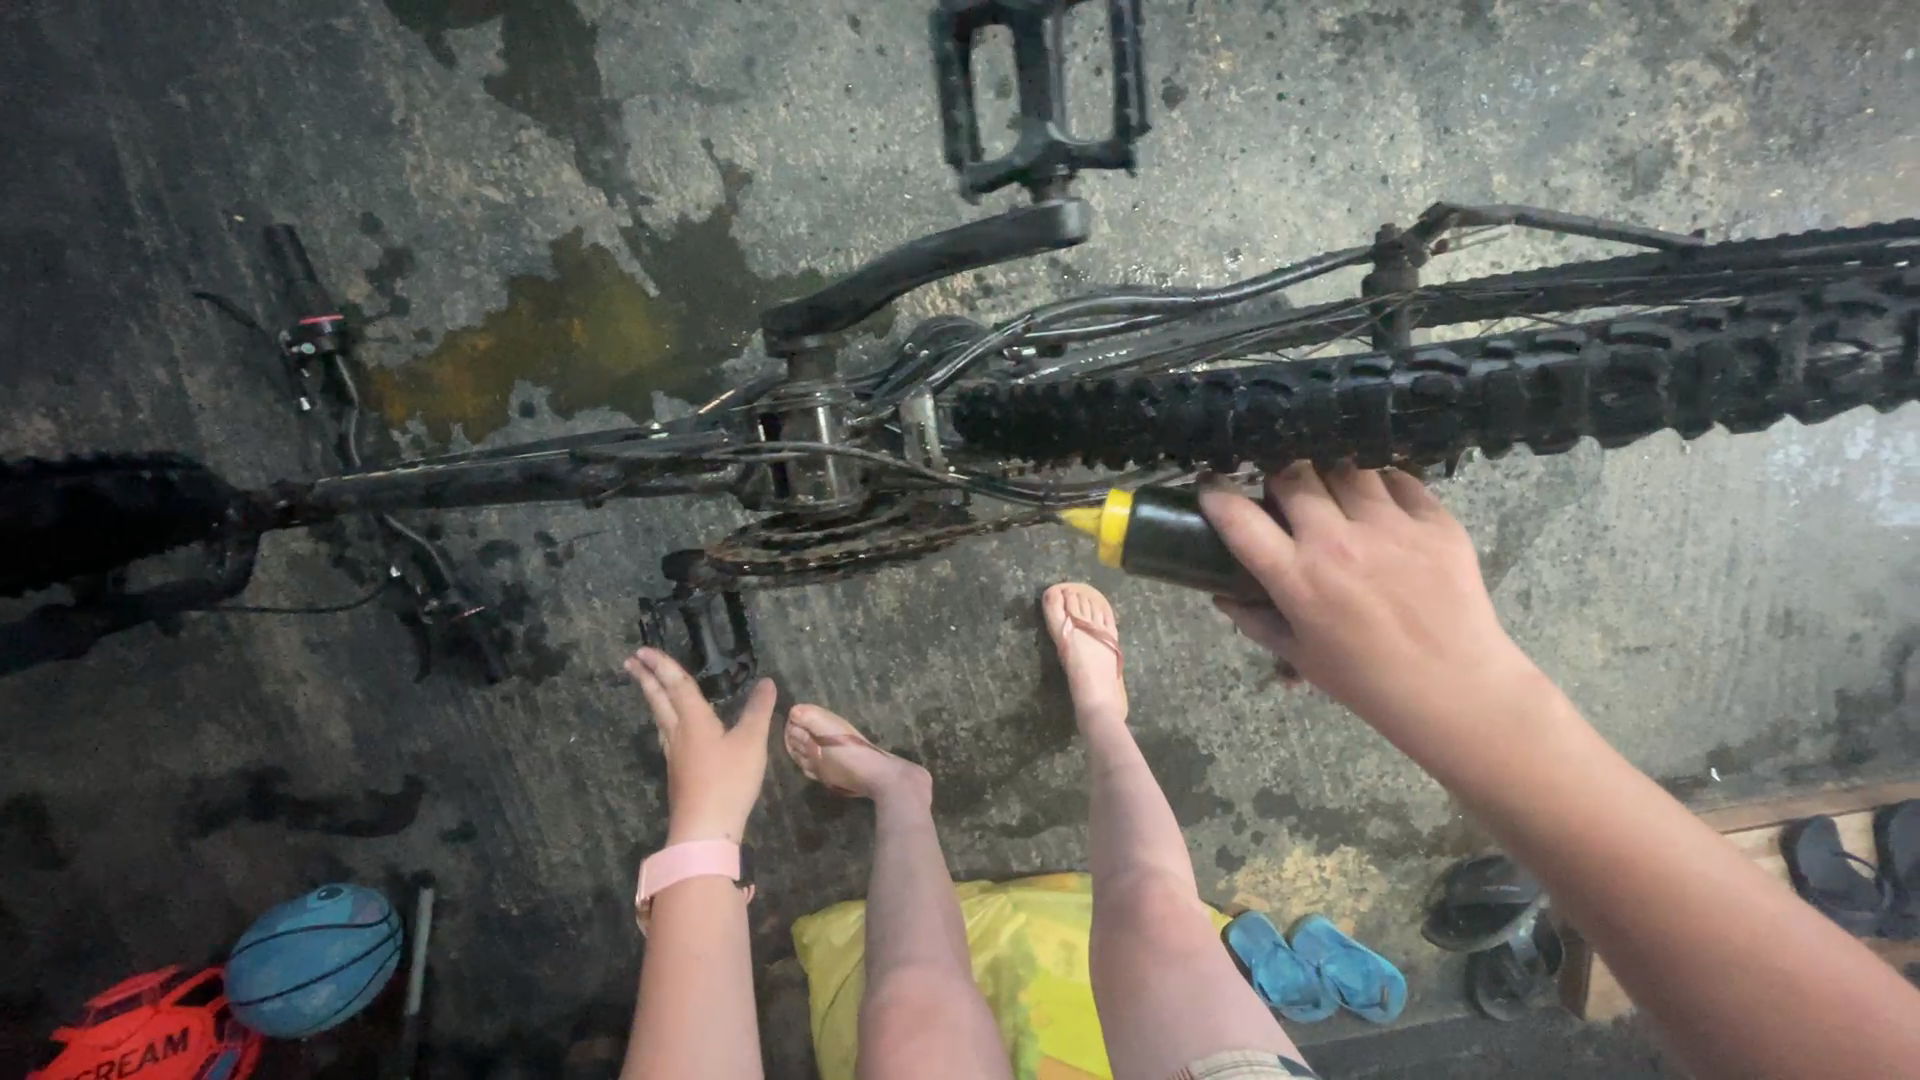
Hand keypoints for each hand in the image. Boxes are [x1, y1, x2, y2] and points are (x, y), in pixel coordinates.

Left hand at [624, 648, 776, 845]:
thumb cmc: (729, 781)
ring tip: (647, 687)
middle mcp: (678, 733)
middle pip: (659, 700)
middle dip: (646, 679)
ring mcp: (675, 754)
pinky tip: (669, 728)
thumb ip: (758, 710)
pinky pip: (666, 734)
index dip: (663, 666)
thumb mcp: (751, 742)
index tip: (643, 650)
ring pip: (659, 718)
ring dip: (652, 698)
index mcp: (694, 720)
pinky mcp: (678, 771)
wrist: (704, 829)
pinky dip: (663, 719)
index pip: (677, 685)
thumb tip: (767, 681)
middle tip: (631, 661)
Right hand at [1199, 462, 1540, 735]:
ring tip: (1329, 486)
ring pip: (1345, 466)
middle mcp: (1337, 542)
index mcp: (1297, 578)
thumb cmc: (1366, 679)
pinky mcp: (1435, 521)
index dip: (1215, 495)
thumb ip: (1255, 620)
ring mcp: (1390, 527)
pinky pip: (1398, 478)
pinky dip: (1378, 481)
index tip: (1210, 485)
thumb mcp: (1298, 655)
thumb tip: (1221, 597)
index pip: (1240, 518)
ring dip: (1327, 472)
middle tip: (1279, 489)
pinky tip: (1375, 496)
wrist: (1456, 688)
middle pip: (1292, 475)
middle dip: (1276, 475)